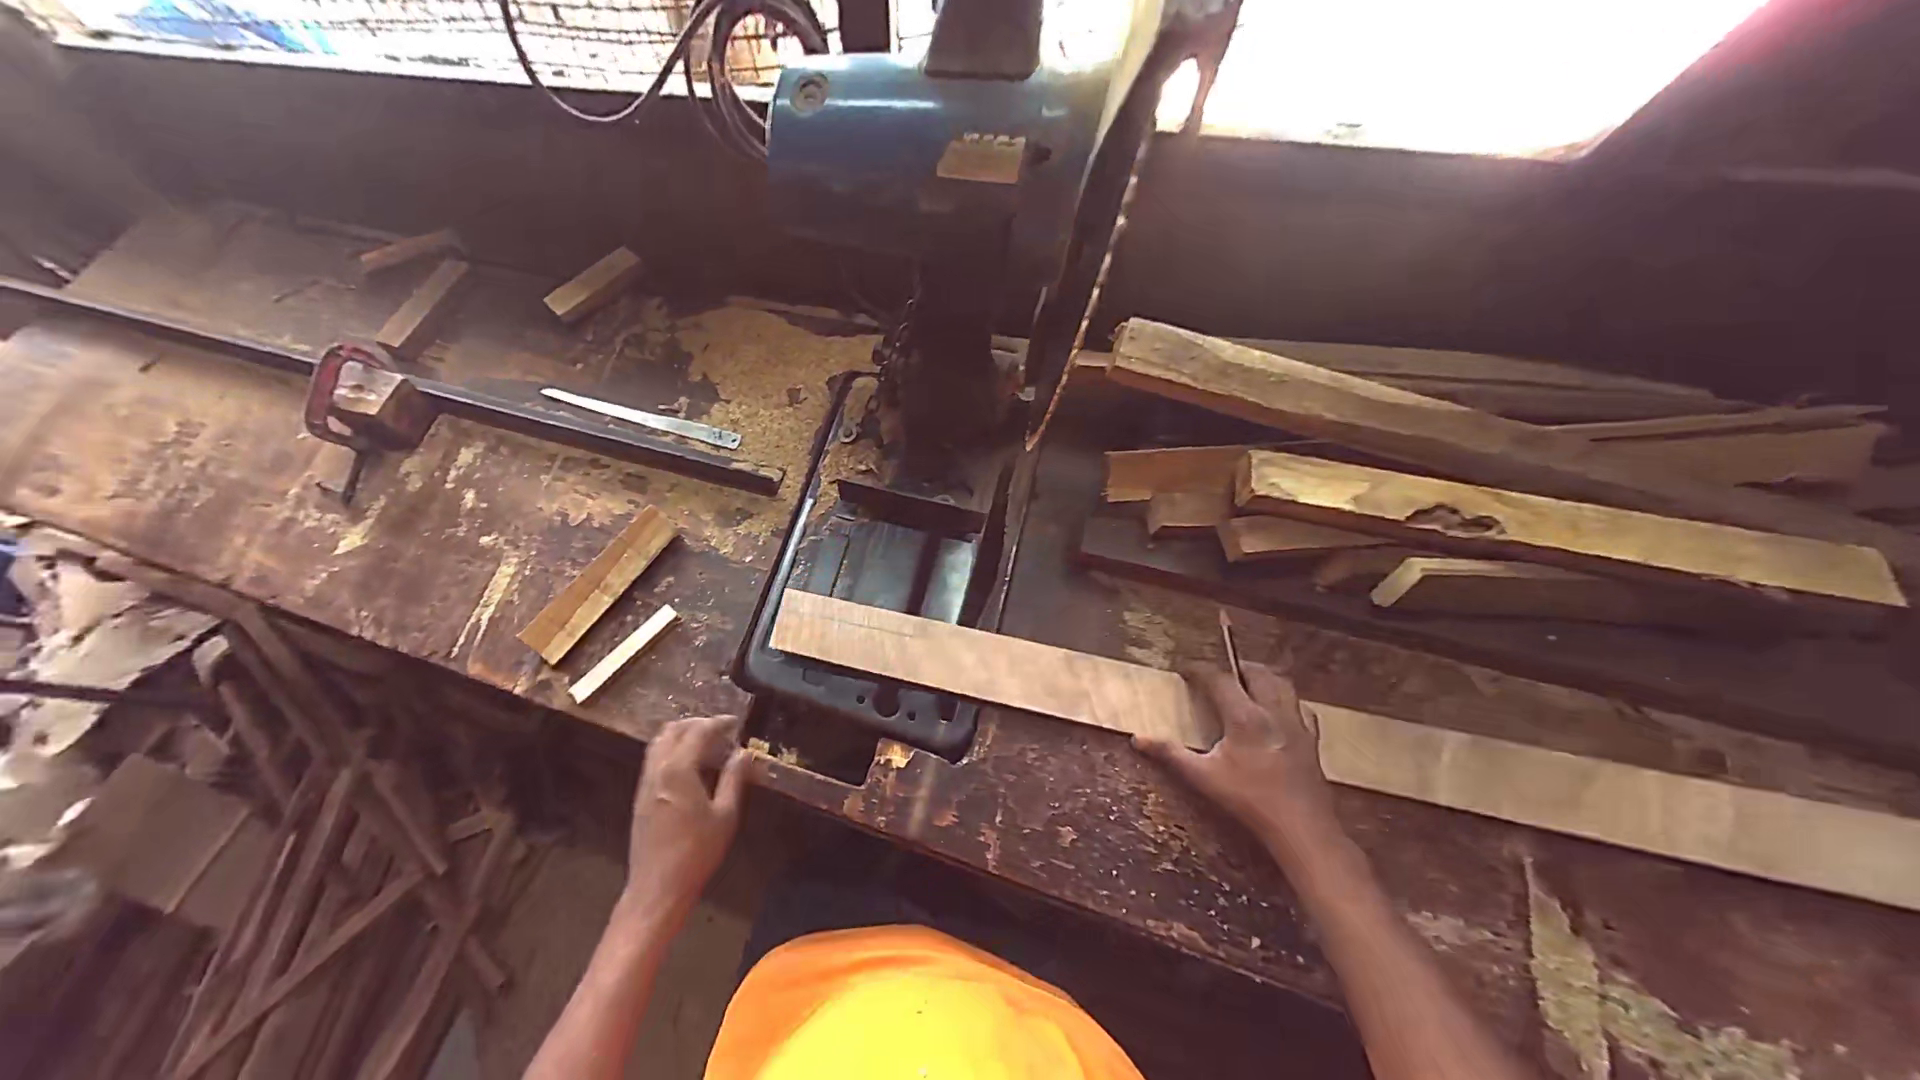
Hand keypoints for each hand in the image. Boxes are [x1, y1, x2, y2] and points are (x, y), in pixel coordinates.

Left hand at [621, 714, 747, 917]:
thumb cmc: (697, 852)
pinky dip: (672, 750)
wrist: (657, 888)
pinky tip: (689, 764)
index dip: (717, 723)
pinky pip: (654, 759)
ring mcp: (645, 784)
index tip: (735, 722)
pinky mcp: (640, 797)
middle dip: (697, 724)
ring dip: (682, 735)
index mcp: (678, 771)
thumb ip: (734, 778)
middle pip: (672, 731)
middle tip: (720, 729)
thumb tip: (744, 752)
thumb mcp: (725, 815)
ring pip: (658, 743)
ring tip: (706, 742)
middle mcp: (657, 771)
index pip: (697, 733)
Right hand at [1134, 663, 1339, 860]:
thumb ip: (1171, 754)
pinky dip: (1286, 699)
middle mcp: (1273, 711)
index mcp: (1245, 716)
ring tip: (1246, 682)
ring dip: (1262, 676)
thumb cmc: (1249, 800)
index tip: (1185, 670)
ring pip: (1282, 684)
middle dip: (1234, 666)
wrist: (1301, 828)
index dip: (1200, 670)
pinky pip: (1300, 706)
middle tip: (1217, 673)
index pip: (1220, 679)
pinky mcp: (1311, 740)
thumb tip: (1138, 738)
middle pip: (1256, 673)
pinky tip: (1278, 710)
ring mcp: (1297, 724)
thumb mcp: (1203, 777)